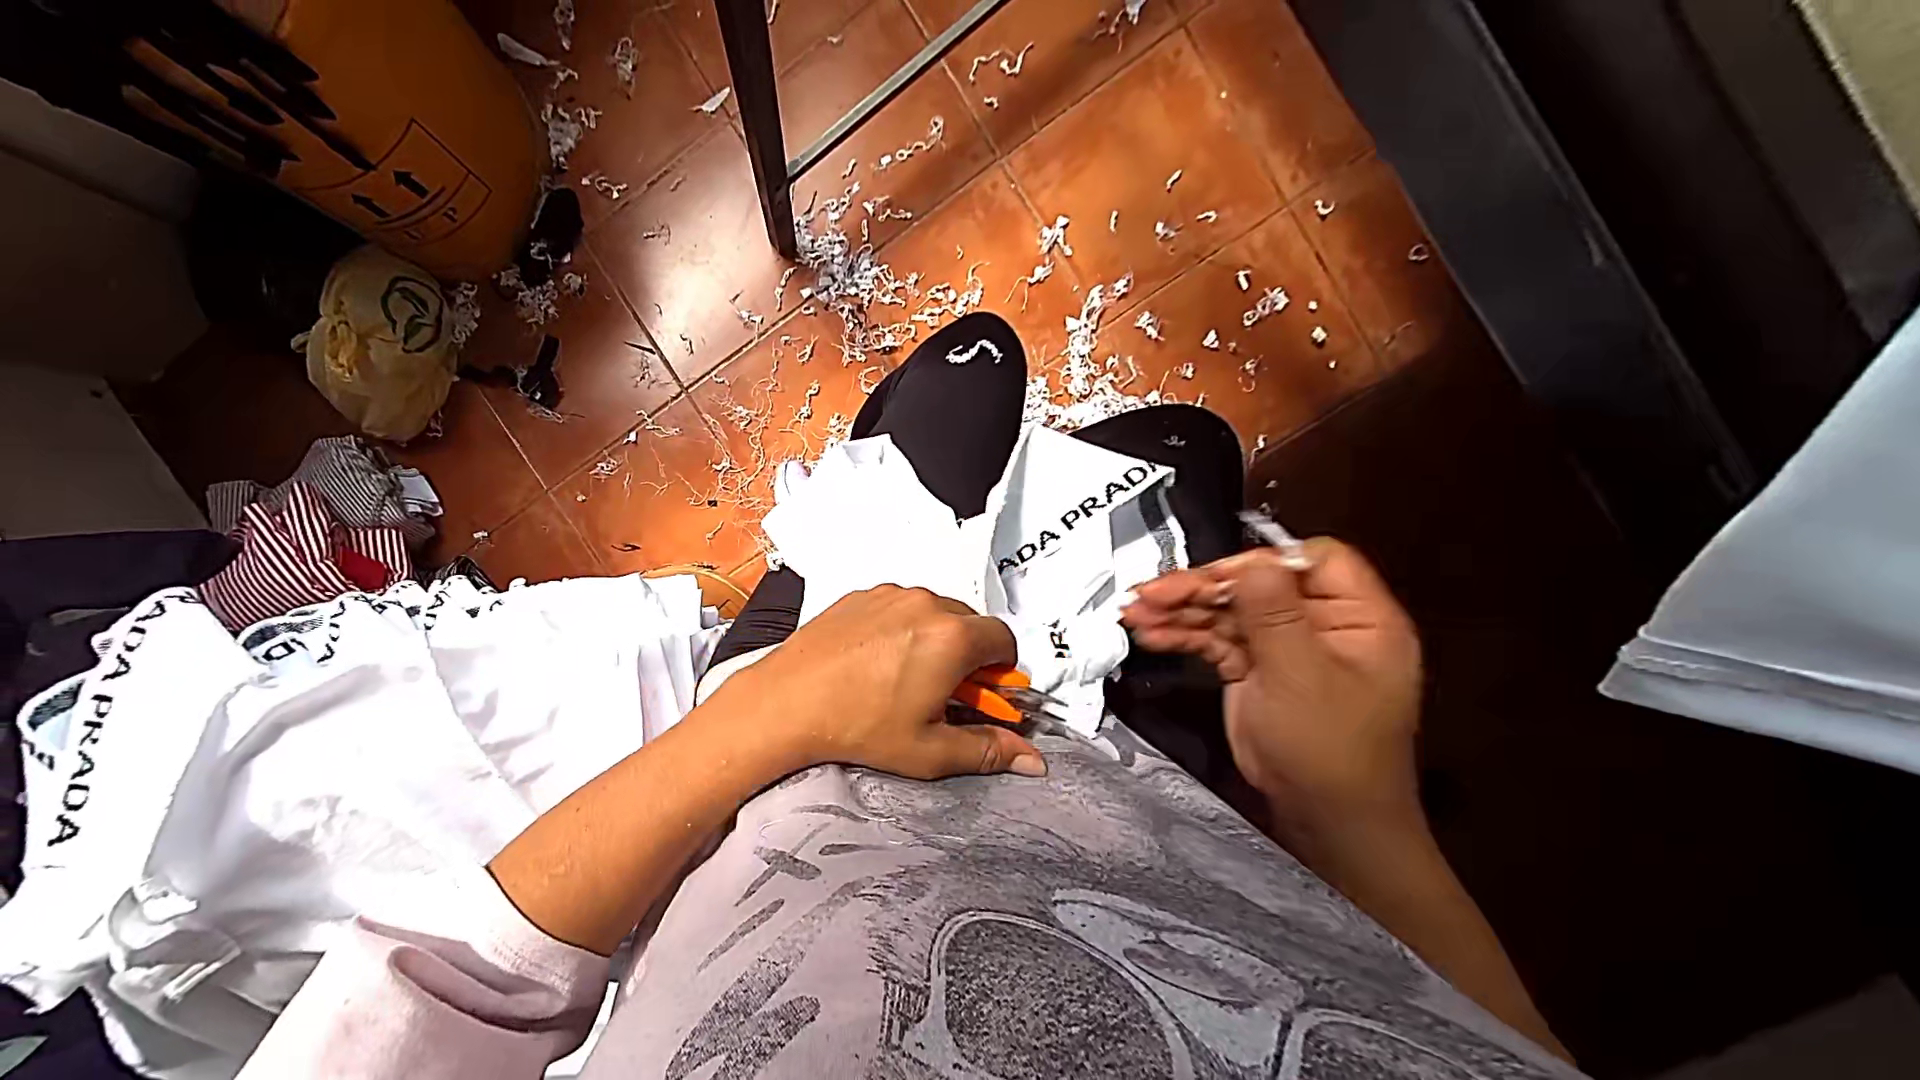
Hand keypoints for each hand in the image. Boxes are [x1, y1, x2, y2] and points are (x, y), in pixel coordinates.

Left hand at [715, 585, 1046, 780]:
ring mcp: (892, 595)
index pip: (1006, 640)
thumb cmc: (850, 723)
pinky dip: (903, 627)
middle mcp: (925, 605)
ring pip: (937, 612)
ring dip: (936, 639)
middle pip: (973, 624)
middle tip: (946, 691)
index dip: (1002, 671)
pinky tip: (883, 662)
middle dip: (969, 656)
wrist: (785, 703)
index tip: (986, 690)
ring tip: (908, 678)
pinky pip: (902, 604)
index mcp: (952, 638)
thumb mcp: (930, 750)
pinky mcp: (865, 595)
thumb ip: (988, 750)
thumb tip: (1024, 756)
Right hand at [1121, 539, 1422, 834]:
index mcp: (1356, 617)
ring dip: (1181, 610)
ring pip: (1227, 610)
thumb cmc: (1331, 752)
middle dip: (1201, 587)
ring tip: (1136, 611)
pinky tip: (1151, 634)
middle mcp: (1318, 624)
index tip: (1218, 576)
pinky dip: (1183, 636)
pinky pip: (1214, 639)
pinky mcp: (1252, 668)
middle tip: (1153, 592)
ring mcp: (1281, 646)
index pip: (1310, 560)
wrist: (1322, 819)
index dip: (1263, 561)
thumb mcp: (1302, 675)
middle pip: (1255, 584)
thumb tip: (1254, 560)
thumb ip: (1275, 613)